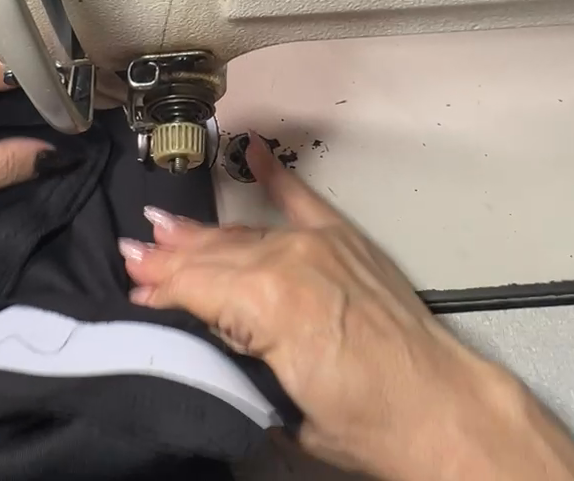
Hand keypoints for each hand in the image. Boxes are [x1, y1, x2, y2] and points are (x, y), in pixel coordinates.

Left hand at [0, 19, 48, 225]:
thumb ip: (2, 166)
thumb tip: (55, 155)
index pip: (18, 60)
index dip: (51, 75)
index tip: (76, 92)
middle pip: (4, 36)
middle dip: (36, 54)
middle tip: (65, 79)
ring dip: (13, 49)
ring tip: (43, 73)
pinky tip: (4, 72)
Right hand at [118, 137, 573, 480]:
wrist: (440, 407)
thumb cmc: (368, 421)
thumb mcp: (282, 401)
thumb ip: (239, 352)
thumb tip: (205, 323)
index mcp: (269, 305)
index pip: (198, 288)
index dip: (162, 288)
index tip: (134, 284)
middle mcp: (290, 261)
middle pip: (215, 256)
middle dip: (170, 256)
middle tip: (133, 250)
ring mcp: (319, 244)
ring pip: (244, 233)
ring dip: (203, 232)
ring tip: (165, 223)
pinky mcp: (344, 239)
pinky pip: (300, 199)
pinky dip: (275, 175)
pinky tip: (252, 151)